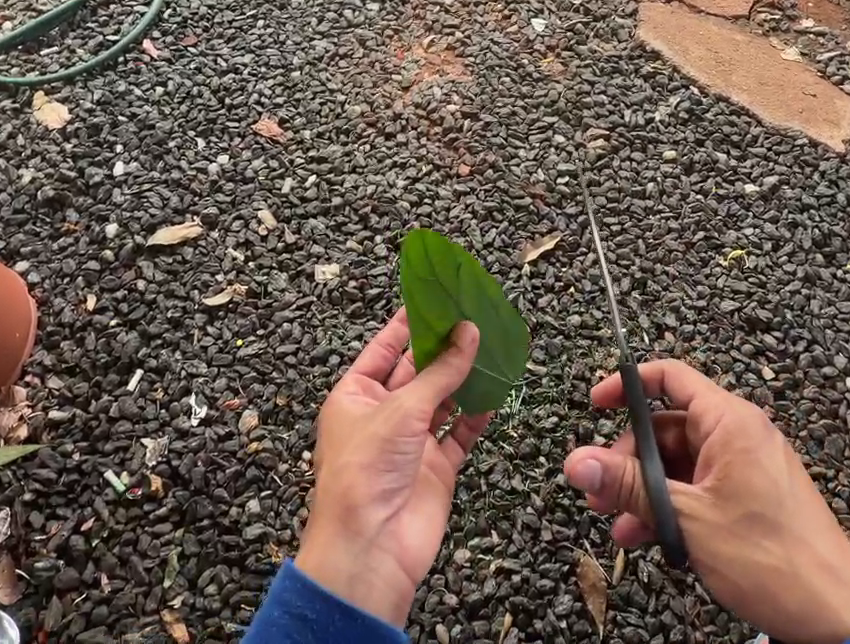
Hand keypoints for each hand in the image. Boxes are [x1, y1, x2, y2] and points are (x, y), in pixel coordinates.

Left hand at [295, 310, 491, 625]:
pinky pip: (459, 433)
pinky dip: (476, 415)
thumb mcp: (401, 409)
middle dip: (444, 346)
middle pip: (417, 370)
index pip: (385, 348)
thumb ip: (441, 371)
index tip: (434, 298)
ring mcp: (410, 441)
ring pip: (443, 399)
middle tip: (472, 316)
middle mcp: (382, 414)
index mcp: (355, 395)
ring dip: (464, 376)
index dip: (408, 323)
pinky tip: (494, 392)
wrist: (370, 550)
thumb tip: (468, 332)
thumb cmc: (363, 474)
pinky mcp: (435, 467)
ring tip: (490, 346)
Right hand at [563, 361, 849, 643]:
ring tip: (617, 524)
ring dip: (645, 490)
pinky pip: (697, 487)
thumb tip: (576, 462)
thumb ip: (629, 486)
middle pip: (667, 427)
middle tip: (599, 490)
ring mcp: (745, 467)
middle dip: (628, 458)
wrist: (837, 618)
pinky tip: (647, 536)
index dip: (628, 385)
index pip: (671, 377)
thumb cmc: (771, 559)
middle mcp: (738, 435)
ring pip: (679, 463)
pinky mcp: (749, 497)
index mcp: (730, 421)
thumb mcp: (688, 519)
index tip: (595, 406)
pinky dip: (671, 506)